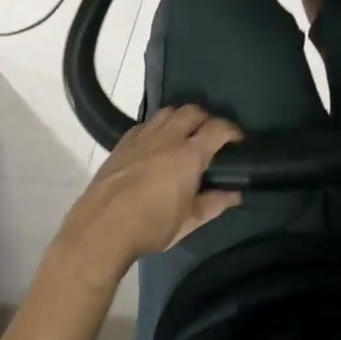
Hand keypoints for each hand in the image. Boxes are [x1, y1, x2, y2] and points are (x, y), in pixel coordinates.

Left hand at [53, 105, 243, 273]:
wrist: (101, 228)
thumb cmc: (150, 227)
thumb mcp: (188, 222)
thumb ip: (214, 204)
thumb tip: (235, 194)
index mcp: (189, 155)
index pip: (218, 128)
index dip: (232, 130)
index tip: (239, 140)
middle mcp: (168, 137)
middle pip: (192, 111)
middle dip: (207, 118)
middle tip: (211, 136)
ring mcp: (143, 136)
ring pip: (168, 111)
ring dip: (181, 117)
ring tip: (185, 134)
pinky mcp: (123, 142)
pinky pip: (146, 123)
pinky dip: (158, 126)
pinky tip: (156, 142)